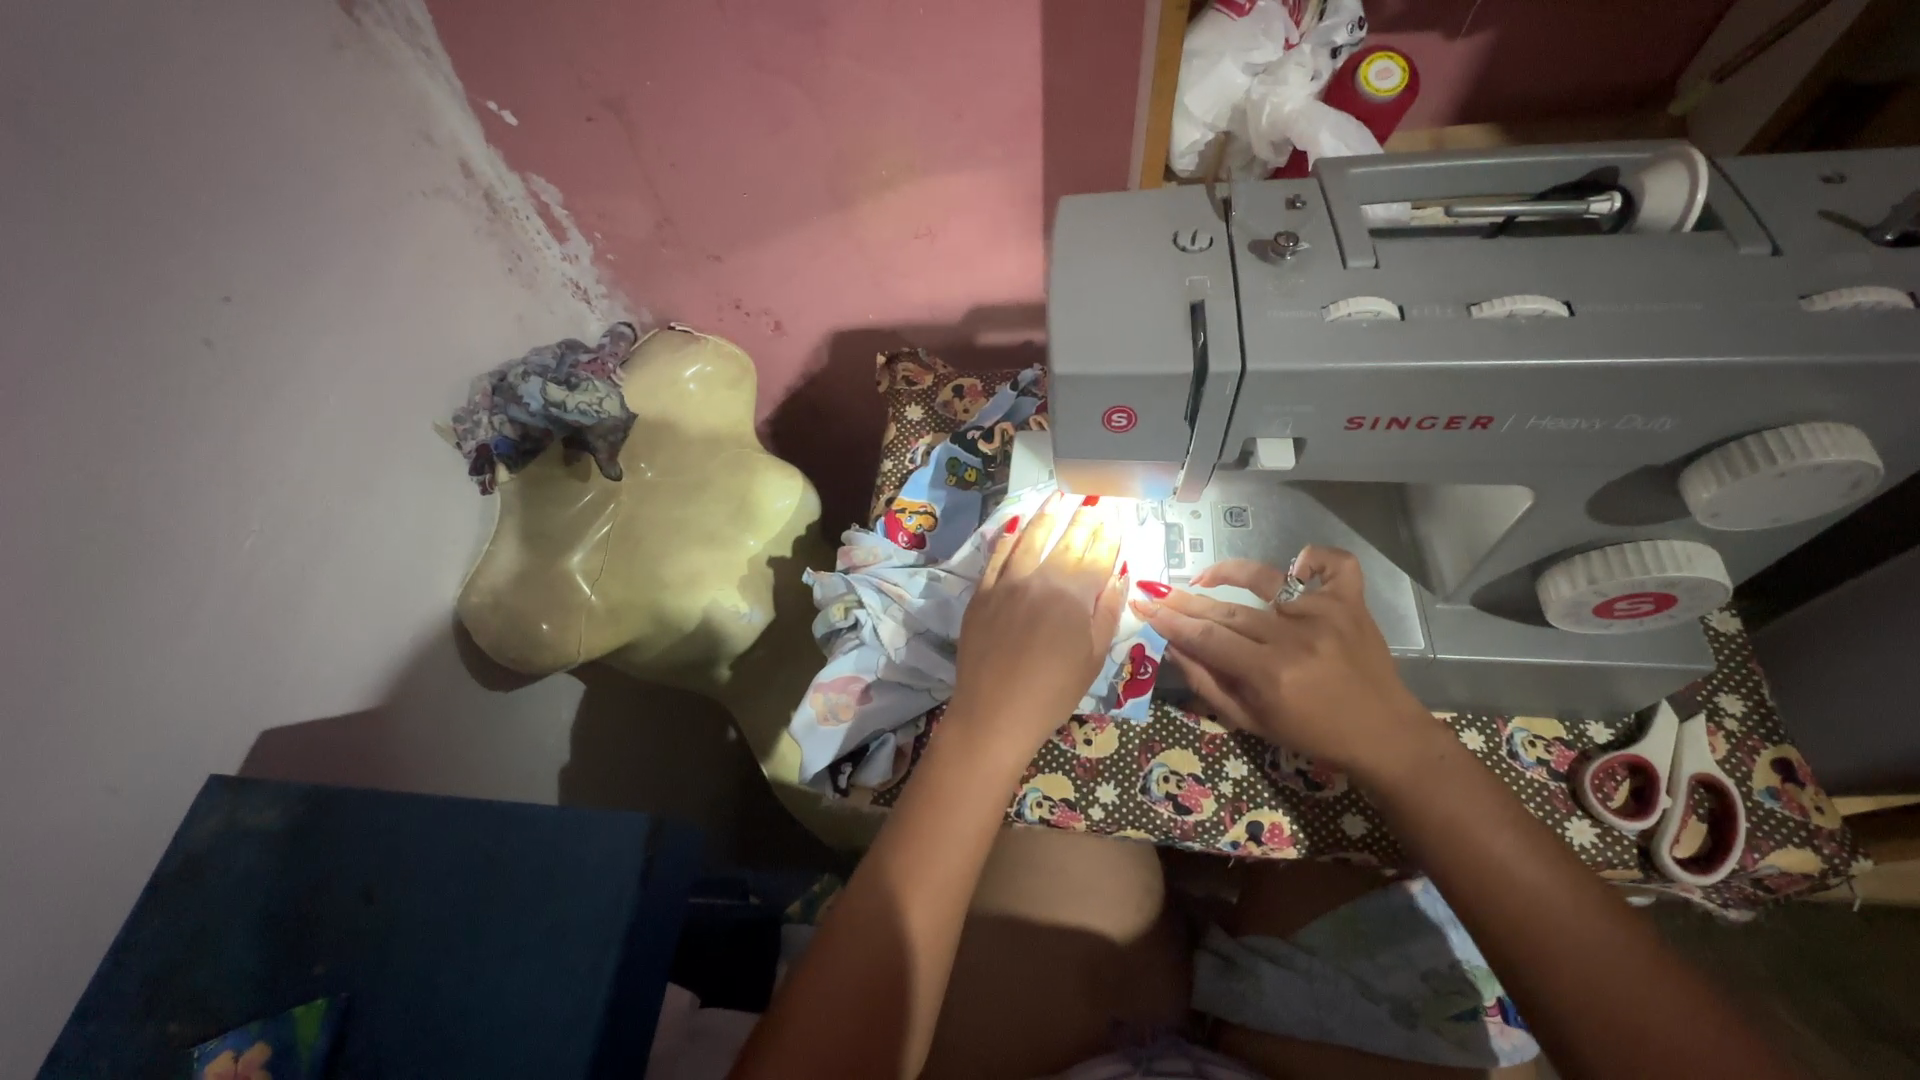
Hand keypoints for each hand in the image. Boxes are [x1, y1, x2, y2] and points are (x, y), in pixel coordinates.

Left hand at [949, 491, 1124, 760]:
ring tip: (1058, 496)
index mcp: (1074, 595)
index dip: (1109, 535)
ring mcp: (1007, 582)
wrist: (994, 712)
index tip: (1116, 516)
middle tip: (1092, 498)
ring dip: (1047, 515)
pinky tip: (1016, 525)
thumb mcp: (1094, 657)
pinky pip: (996, 555)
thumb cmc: (1053, 692)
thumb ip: (1108, 611)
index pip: (1098, 555)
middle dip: (1083, 517)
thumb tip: (1121, 576)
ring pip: (1029, 538)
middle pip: (1066, 540)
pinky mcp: (981, 592)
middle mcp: (1041, 579)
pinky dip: (1009, 536)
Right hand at [1130, 547, 1430, 775]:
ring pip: (1266, 581)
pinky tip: (1294, 565)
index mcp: (1270, 673)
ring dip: (1228, 574)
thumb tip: (1172, 645)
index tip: (1144, 608)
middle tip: (1157, 592)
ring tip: (1203, 578)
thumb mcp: (1250, 721)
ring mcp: (1326, 613)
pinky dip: (1314, 558)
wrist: (1383, 733)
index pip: (1207, 637)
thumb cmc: (1311, 733)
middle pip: (1228, 610)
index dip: (1171, 622)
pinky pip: (1333, 564)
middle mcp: (1295, 637)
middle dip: (1187, 602)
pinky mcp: (1351, 602)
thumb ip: (1207, 683)